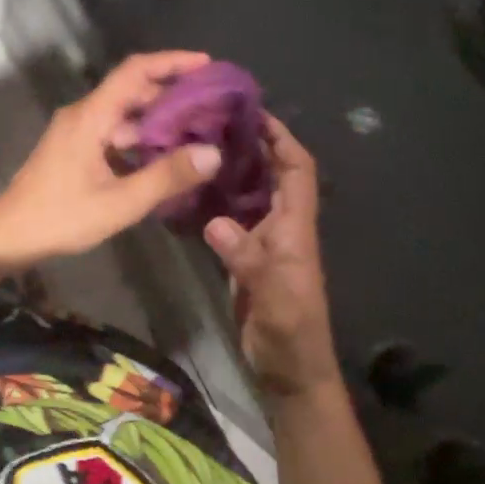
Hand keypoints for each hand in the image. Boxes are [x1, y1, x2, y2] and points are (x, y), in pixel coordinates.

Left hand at [0, 52, 222, 269]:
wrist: (10, 234)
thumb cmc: (62, 216)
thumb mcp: (120, 201)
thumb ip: (166, 176)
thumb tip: (213, 152)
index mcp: (91, 116)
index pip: (134, 71)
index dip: (170, 62)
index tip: (206, 64)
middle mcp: (82, 114)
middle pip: (131, 90)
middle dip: (171, 93)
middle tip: (213, 106)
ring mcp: (76, 131)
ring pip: (123, 114)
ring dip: (157, 119)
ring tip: (198, 132)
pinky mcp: (74, 148)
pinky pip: (113, 132)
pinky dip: (140, 138)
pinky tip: (165, 158)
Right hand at [202, 115, 343, 399]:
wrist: (290, 373)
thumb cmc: (291, 331)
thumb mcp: (274, 296)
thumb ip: (247, 258)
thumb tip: (215, 221)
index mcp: (295, 228)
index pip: (296, 170)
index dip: (281, 138)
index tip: (252, 110)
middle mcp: (282, 226)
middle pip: (273, 173)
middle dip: (251, 143)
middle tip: (211, 120)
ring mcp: (263, 241)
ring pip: (250, 192)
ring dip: (231, 167)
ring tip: (195, 144)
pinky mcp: (244, 257)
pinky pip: (230, 216)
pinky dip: (213, 198)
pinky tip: (188, 189)